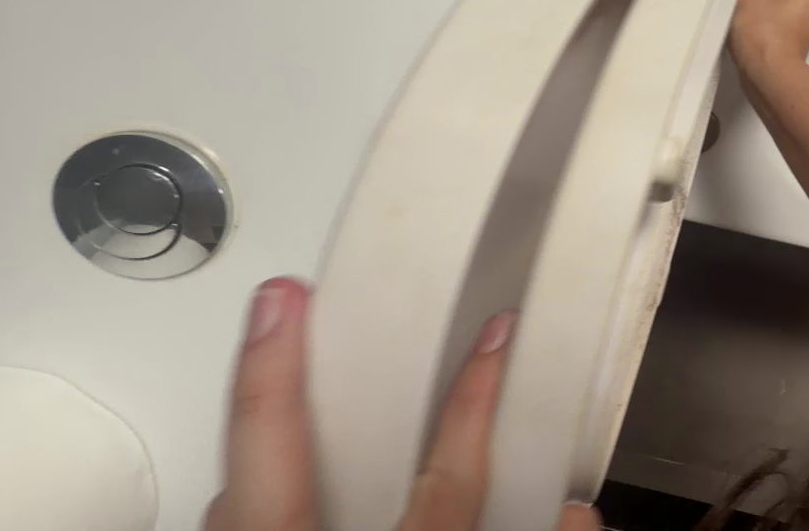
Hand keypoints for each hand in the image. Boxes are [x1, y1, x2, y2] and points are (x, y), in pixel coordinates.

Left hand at [204, 277, 598, 530]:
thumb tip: (578, 514)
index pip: (443, 486)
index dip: (474, 402)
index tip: (498, 335)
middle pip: (276, 481)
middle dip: (269, 385)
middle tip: (277, 299)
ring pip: (231, 514)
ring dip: (253, 440)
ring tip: (266, 358)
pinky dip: (240, 504)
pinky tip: (251, 482)